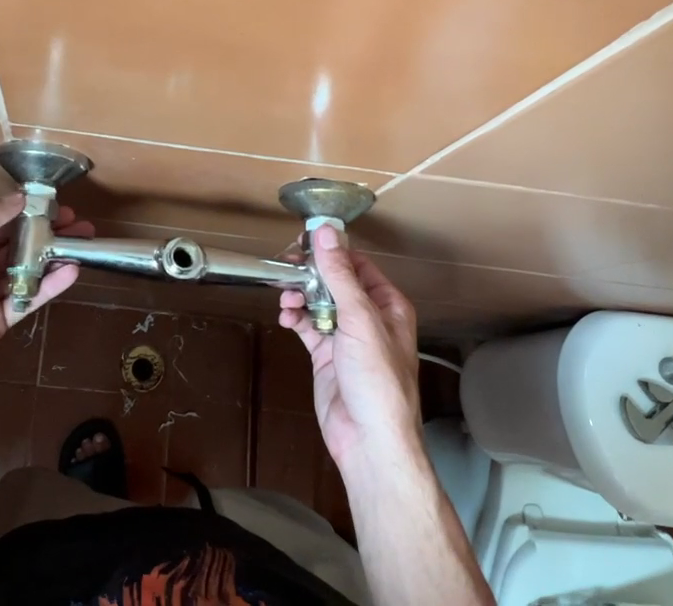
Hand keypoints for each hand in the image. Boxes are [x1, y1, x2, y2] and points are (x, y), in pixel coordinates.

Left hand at [0, 195, 92, 418]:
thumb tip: (17, 197)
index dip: (23, 210)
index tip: (53, 201)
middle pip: (15, 244)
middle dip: (45, 231)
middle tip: (77, 221)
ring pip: (25, 269)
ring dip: (52, 256)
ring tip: (83, 243)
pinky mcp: (0, 322)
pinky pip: (29, 298)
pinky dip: (50, 285)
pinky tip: (72, 272)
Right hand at [278, 225, 421, 470]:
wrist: (369, 440)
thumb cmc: (376, 378)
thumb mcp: (360, 319)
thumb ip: (340, 275)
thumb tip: (326, 232)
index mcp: (387, 304)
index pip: (357, 265)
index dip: (331, 251)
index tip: (302, 241)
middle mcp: (367, 317)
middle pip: (333, 282)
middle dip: (309, 274)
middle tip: (285, 266)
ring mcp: (345, 337)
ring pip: (317, 303)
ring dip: (299, 296)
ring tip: (286, 299)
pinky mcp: (325, 355)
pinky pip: (307, 327)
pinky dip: (294, 319)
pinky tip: (286, 318)